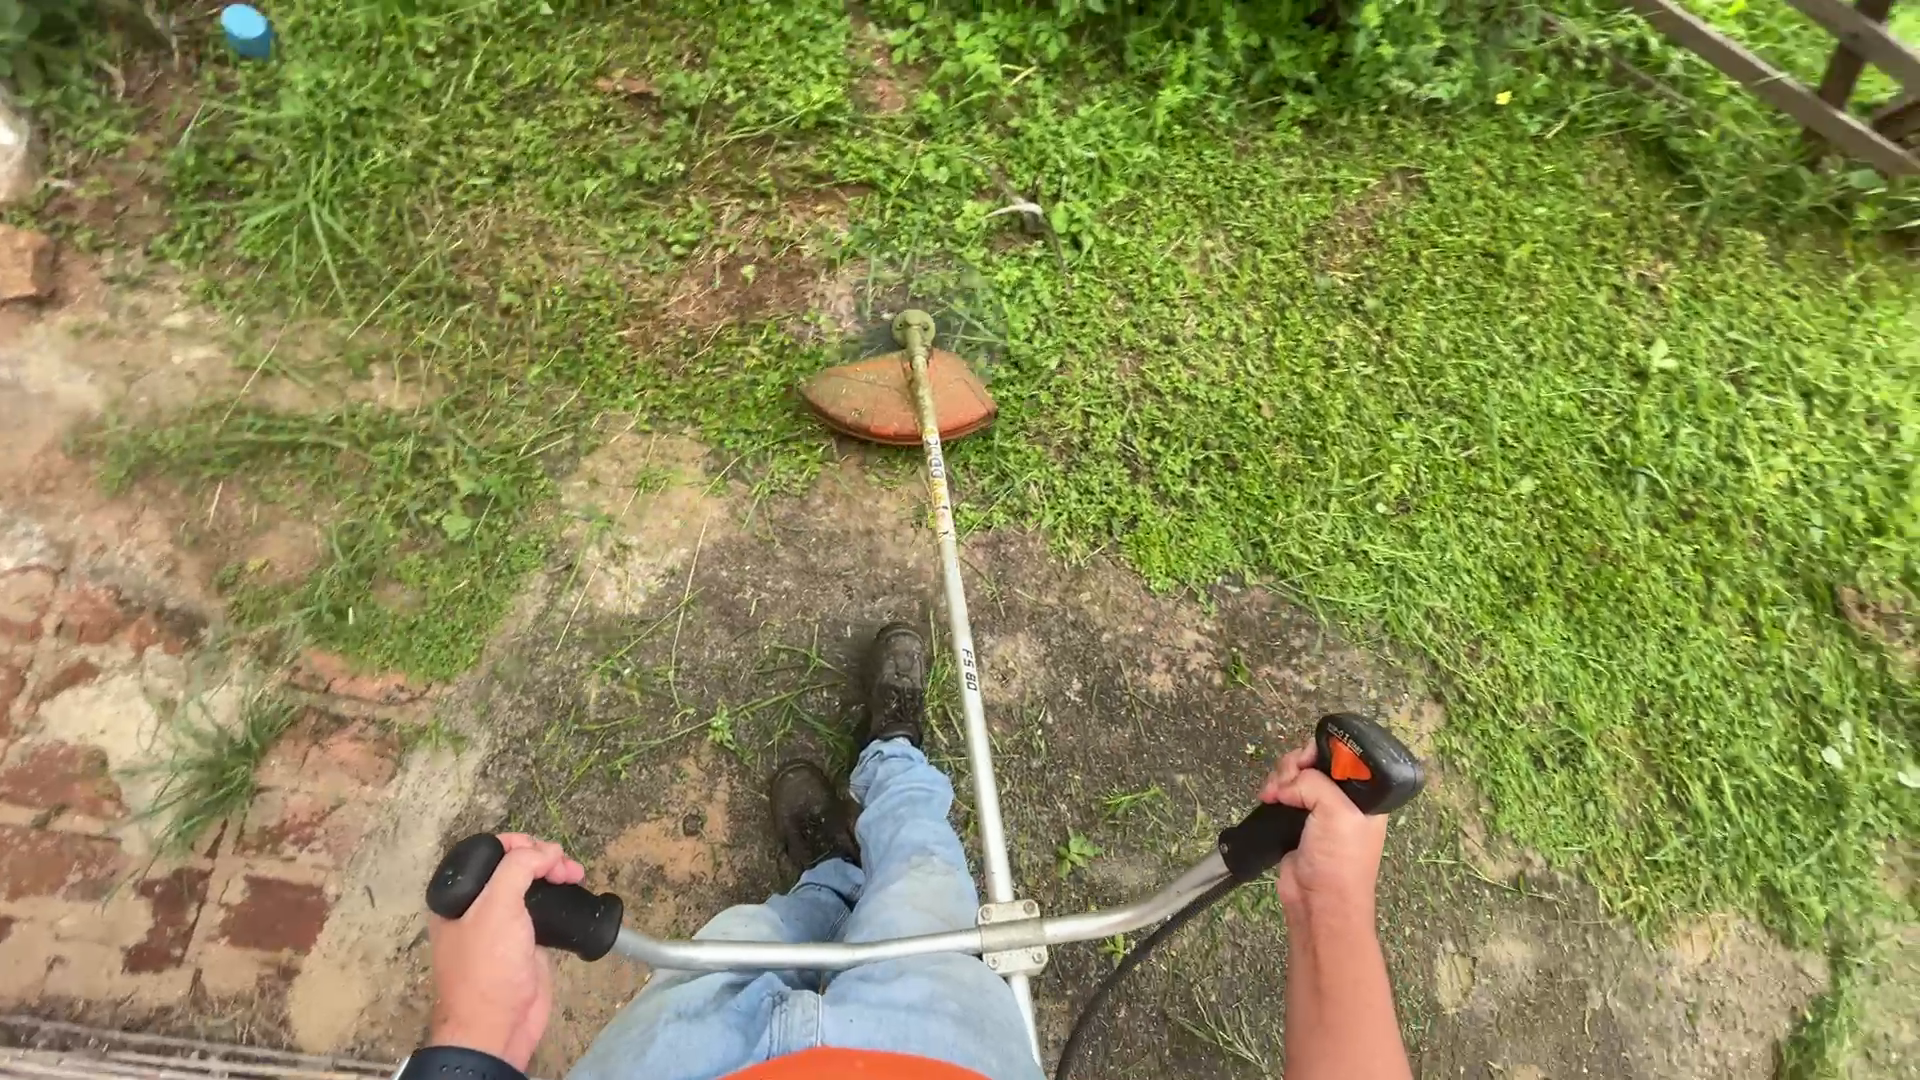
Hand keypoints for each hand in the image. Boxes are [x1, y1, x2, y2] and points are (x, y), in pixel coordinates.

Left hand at [426, 833, 585, 1069]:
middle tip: (566, 868)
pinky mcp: (525, 940)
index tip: (545, 852)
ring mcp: (502, 924)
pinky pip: (543, 905)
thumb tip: (549, 852)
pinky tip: (574, 892)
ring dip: (556, 872)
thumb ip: (519, 868)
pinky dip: (560, 893)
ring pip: (532, 882)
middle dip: (544, 857)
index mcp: (457, 897)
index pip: (489, 852)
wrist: (498, 1025)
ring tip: (576, 876)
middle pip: (515, 864)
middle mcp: (477, 906)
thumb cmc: (489, 966)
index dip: (520, 844)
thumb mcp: (497, 907)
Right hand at [1258, 743, 1386, 923]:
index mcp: (1365, 796)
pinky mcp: (1296, 819)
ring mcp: (1318, 810)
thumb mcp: (1337, 811)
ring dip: (1280, 777)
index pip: (1344, 757)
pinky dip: (1273, 789)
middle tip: (1286, 781)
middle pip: (1314, 762)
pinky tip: (1267, 797)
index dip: (1321, 752)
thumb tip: (1285, 785)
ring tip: (1272, 793)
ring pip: (1295, 774)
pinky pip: (1283, 791)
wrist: (1319, 901)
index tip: (1304, 761)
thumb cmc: (1338, 858)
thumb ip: (1313, 783)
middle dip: (1295, 765)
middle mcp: (1343, 799)